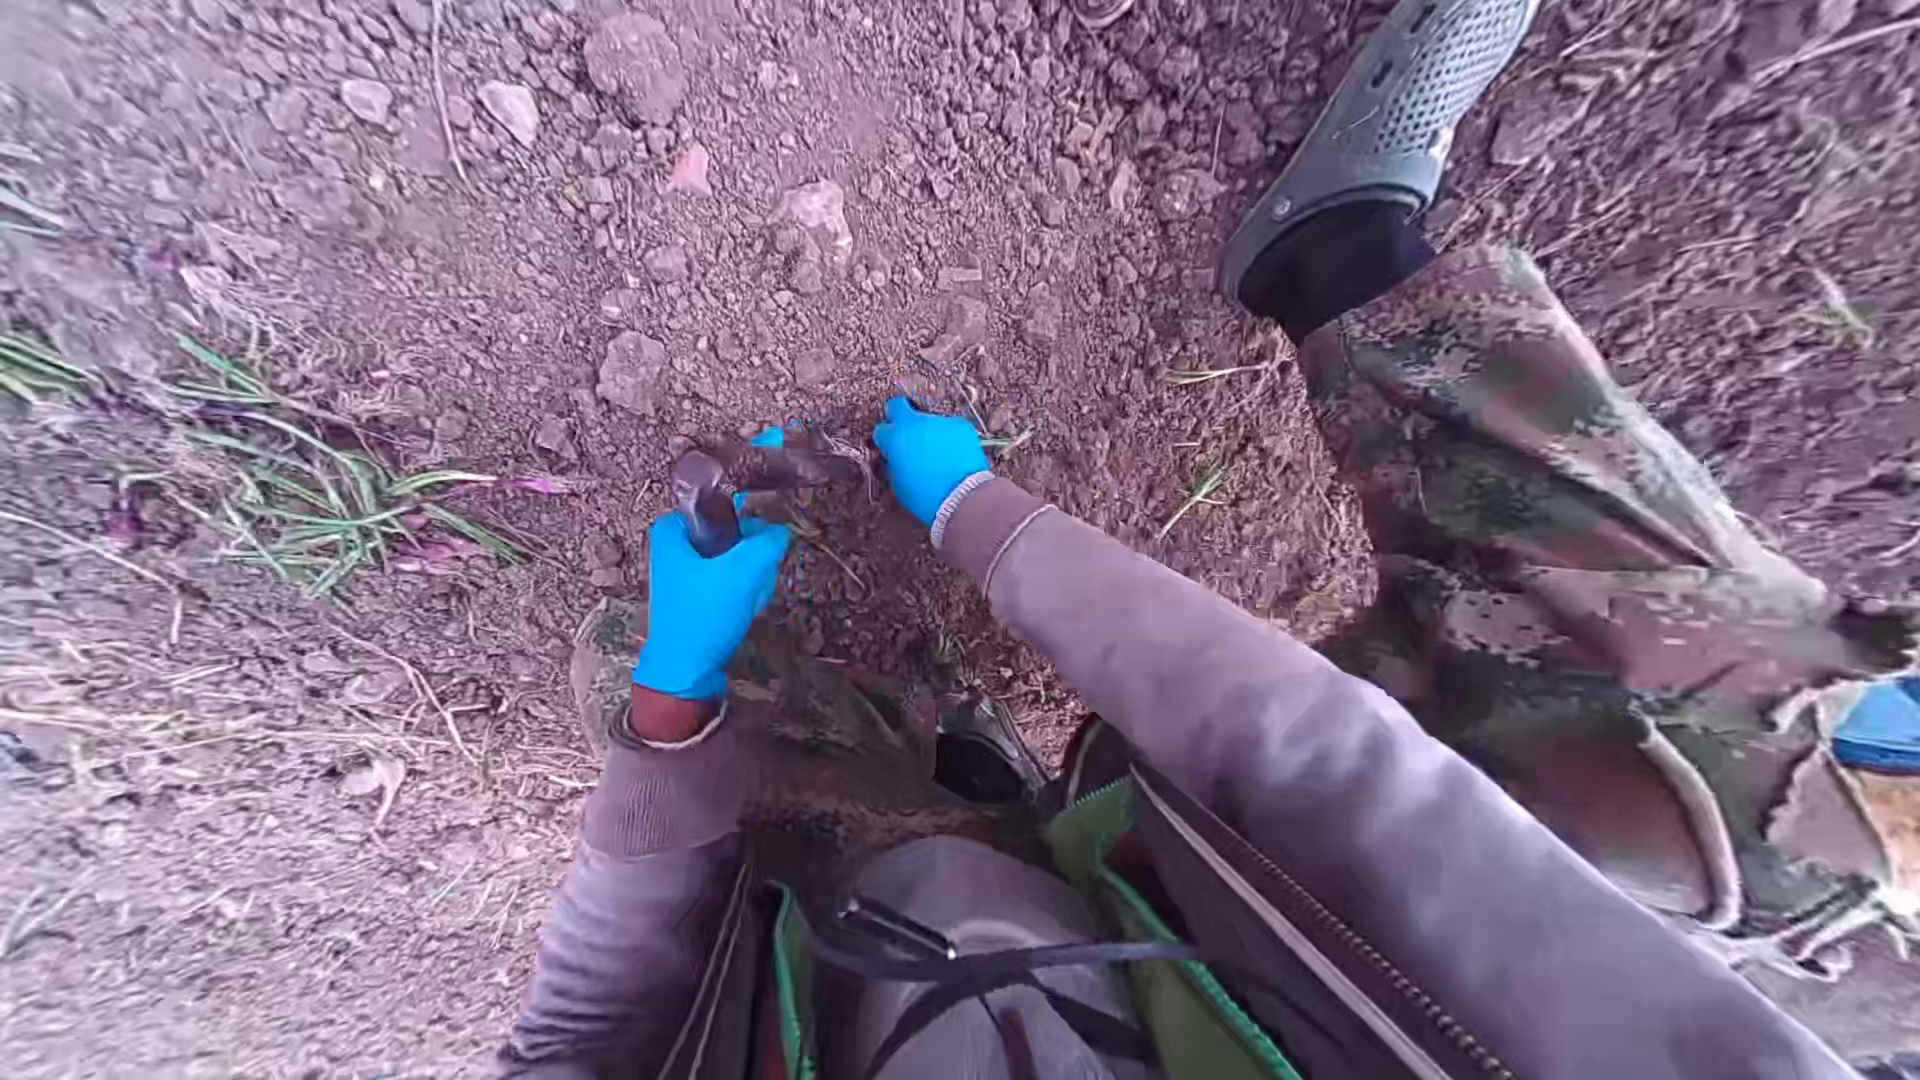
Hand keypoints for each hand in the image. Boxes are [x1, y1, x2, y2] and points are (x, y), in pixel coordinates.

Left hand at [631, 509, 790, 699]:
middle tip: (755, 578)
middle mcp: (676, 545)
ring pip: (737, 559)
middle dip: (752, 558)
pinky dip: (744, 591)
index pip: (723, 508)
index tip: (758, 548)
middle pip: (734, 535)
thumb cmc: (705, 613)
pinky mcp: (697, 592)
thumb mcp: (742, 571)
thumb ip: (767, 543)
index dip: (747, 526)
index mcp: (673, 530)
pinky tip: (746, 606)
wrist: (686, 667)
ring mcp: (686, 571)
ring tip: (750, 597)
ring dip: (752, 577)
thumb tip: (780, 532)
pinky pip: (732, 579)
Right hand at [871, 396, 989, 525]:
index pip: (881, 429)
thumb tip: (894, 459)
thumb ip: (893, 465)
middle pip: (899, 407)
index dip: (886, 438)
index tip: (890, 444)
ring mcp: (939, 422)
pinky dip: (949, 437)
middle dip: (899, 417)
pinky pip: (949, 427)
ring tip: (937, 454)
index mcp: (896, 439)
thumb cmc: (929, 497)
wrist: (963, 497)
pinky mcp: (960, 425)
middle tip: (906, 434)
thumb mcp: (900, 485)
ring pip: (927, 419)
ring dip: (928, 432)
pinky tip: (953, 454)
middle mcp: (916, 424)